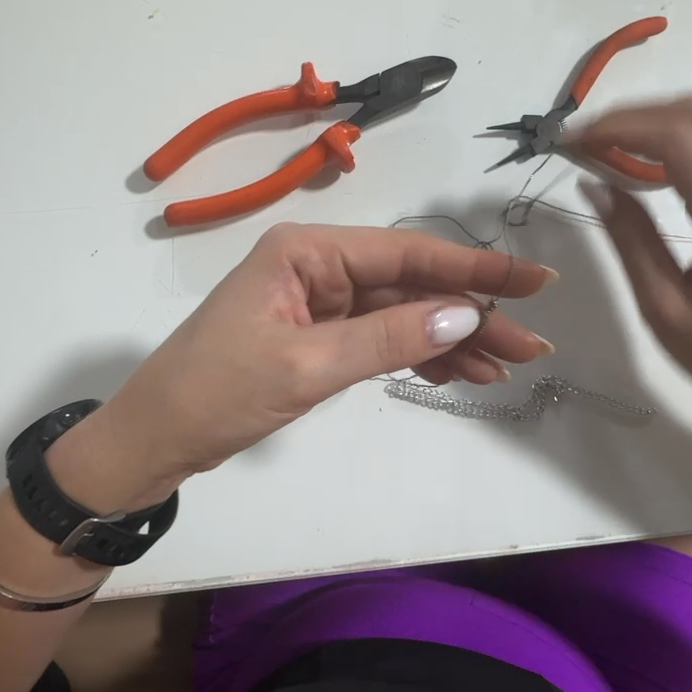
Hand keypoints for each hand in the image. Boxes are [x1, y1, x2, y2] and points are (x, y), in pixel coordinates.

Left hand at [51, 223, 553, 511]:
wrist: (157, 438)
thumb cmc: (216, 393)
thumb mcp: (304, 367)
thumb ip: (386, 338)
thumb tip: (464, 313)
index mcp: (307, 252)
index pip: (407, 254)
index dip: (475, 268)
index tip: (534, 281)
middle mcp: (317, 267)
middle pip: (411, 285)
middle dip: (469, 314)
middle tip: (529, 347)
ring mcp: (319, 304)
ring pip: (401, 315)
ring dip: (450, 340)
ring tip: (503, 368)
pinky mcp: (317, 338)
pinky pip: (380, 340)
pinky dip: (416, 356)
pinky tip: (456, 371)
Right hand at [573, 97, 691, 436]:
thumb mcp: (662, 307)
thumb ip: (629, 240)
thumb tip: (593, 184)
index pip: (676, 139)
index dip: (618, 129)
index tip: (571, 143)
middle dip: (632, 117)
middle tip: (582, 144)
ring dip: (658, 123)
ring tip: (608, 148)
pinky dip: (683, 139)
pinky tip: (649, 165)